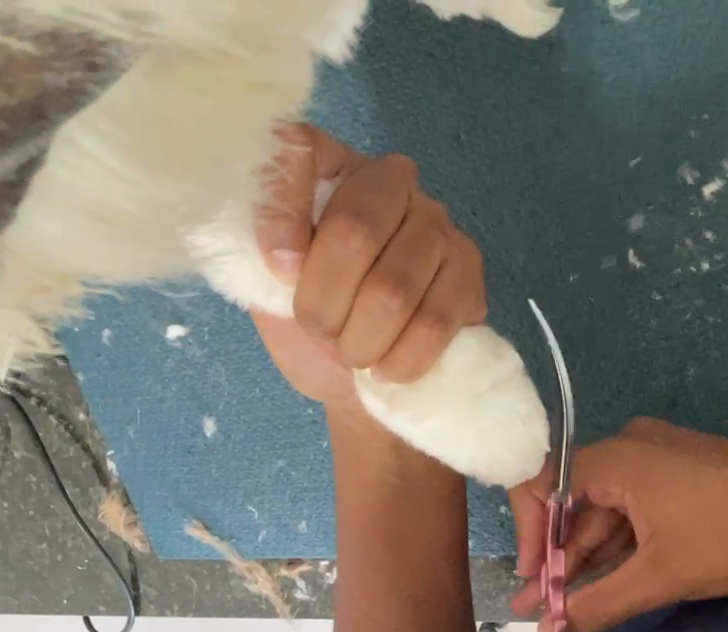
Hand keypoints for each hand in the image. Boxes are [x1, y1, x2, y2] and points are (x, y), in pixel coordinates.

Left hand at [251, 124, 488, 418]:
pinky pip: (433, 323)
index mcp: (329, 169)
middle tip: (322, 335)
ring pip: (394, 288)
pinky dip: (401, 359)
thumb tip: (284, 258)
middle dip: (326, 304)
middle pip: (354, 230)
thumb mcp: (266, 290)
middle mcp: (390, 180)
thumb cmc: (312, 329)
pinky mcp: (468, 273)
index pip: (302, 150)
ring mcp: (437, 224)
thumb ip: (258, 257)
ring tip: (355, 355)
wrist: (358, 385)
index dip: (284, 212)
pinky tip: (387, 369)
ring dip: (362, 341)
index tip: (279, 273)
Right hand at [510, 419, 727, 631]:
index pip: (542, 484)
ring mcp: (657, 459)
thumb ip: (596, 605)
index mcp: (617, 457)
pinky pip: (633, 510)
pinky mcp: (679, 475)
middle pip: (574, 503)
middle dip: (556, 559)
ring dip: (587, 559)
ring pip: (605, 512)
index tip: (531, 579)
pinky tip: (603, 582)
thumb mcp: (660, 576)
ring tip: (563, 606)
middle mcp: (630, 447)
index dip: (527, 534)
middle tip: (538, 609)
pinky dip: (619, 547)